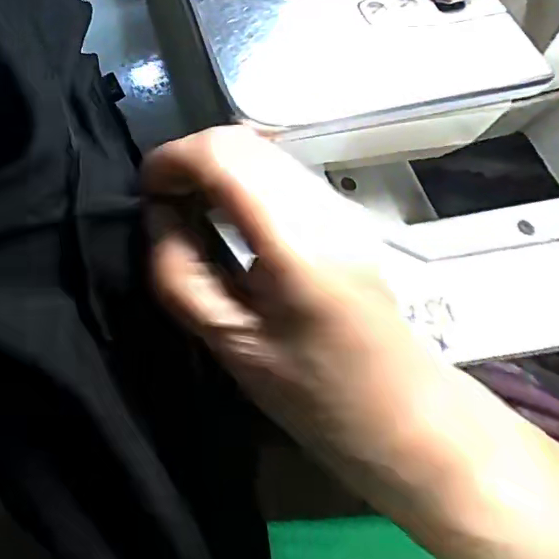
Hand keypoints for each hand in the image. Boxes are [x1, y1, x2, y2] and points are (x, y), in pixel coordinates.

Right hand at [146, 126, 558, 558]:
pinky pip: (272, 163)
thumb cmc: (319, 395)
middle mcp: (321, 209)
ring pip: (255, 144)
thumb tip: (157, 214)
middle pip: (237, 138)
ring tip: (186, 204)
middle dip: (185, 157)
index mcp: (297, 245)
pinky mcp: (337, 210)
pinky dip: (232, 171)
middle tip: (162, 199)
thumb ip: (178, 272)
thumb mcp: (229, 344)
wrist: (413, 420)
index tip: (145, 191)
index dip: (170, 160)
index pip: (223, 155)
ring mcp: (335, 205)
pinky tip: (221, 210)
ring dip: (208, 162)